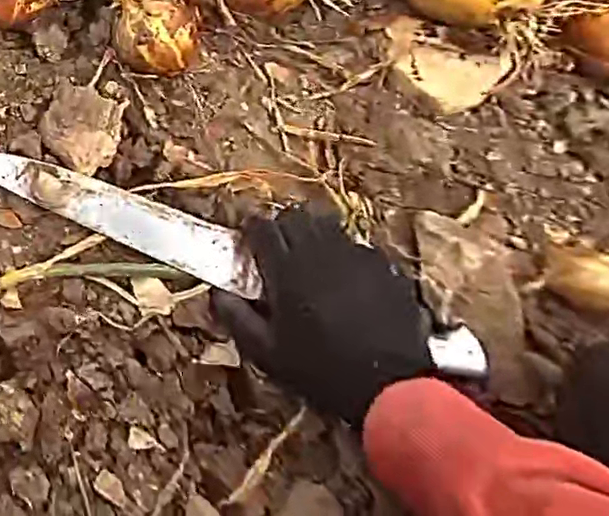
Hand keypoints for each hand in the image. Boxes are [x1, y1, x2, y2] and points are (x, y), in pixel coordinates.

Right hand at [211, 207, 432, 424]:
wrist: (393, 392)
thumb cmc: (322, 372)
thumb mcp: (267, 353)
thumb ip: (235, 317)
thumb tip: (215, 292)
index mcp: (285, 268)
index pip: (260, 226)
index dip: (251, 230)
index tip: (249, 243)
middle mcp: (318, 251)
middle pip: (293, 217)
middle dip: (282, 228)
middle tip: (280, 250)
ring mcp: (355, 256)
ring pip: (327, 225)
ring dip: (314, 235)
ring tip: (313, 259)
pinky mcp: (385, 268)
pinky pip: (358, 247)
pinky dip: (347, 255)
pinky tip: (349, 280)